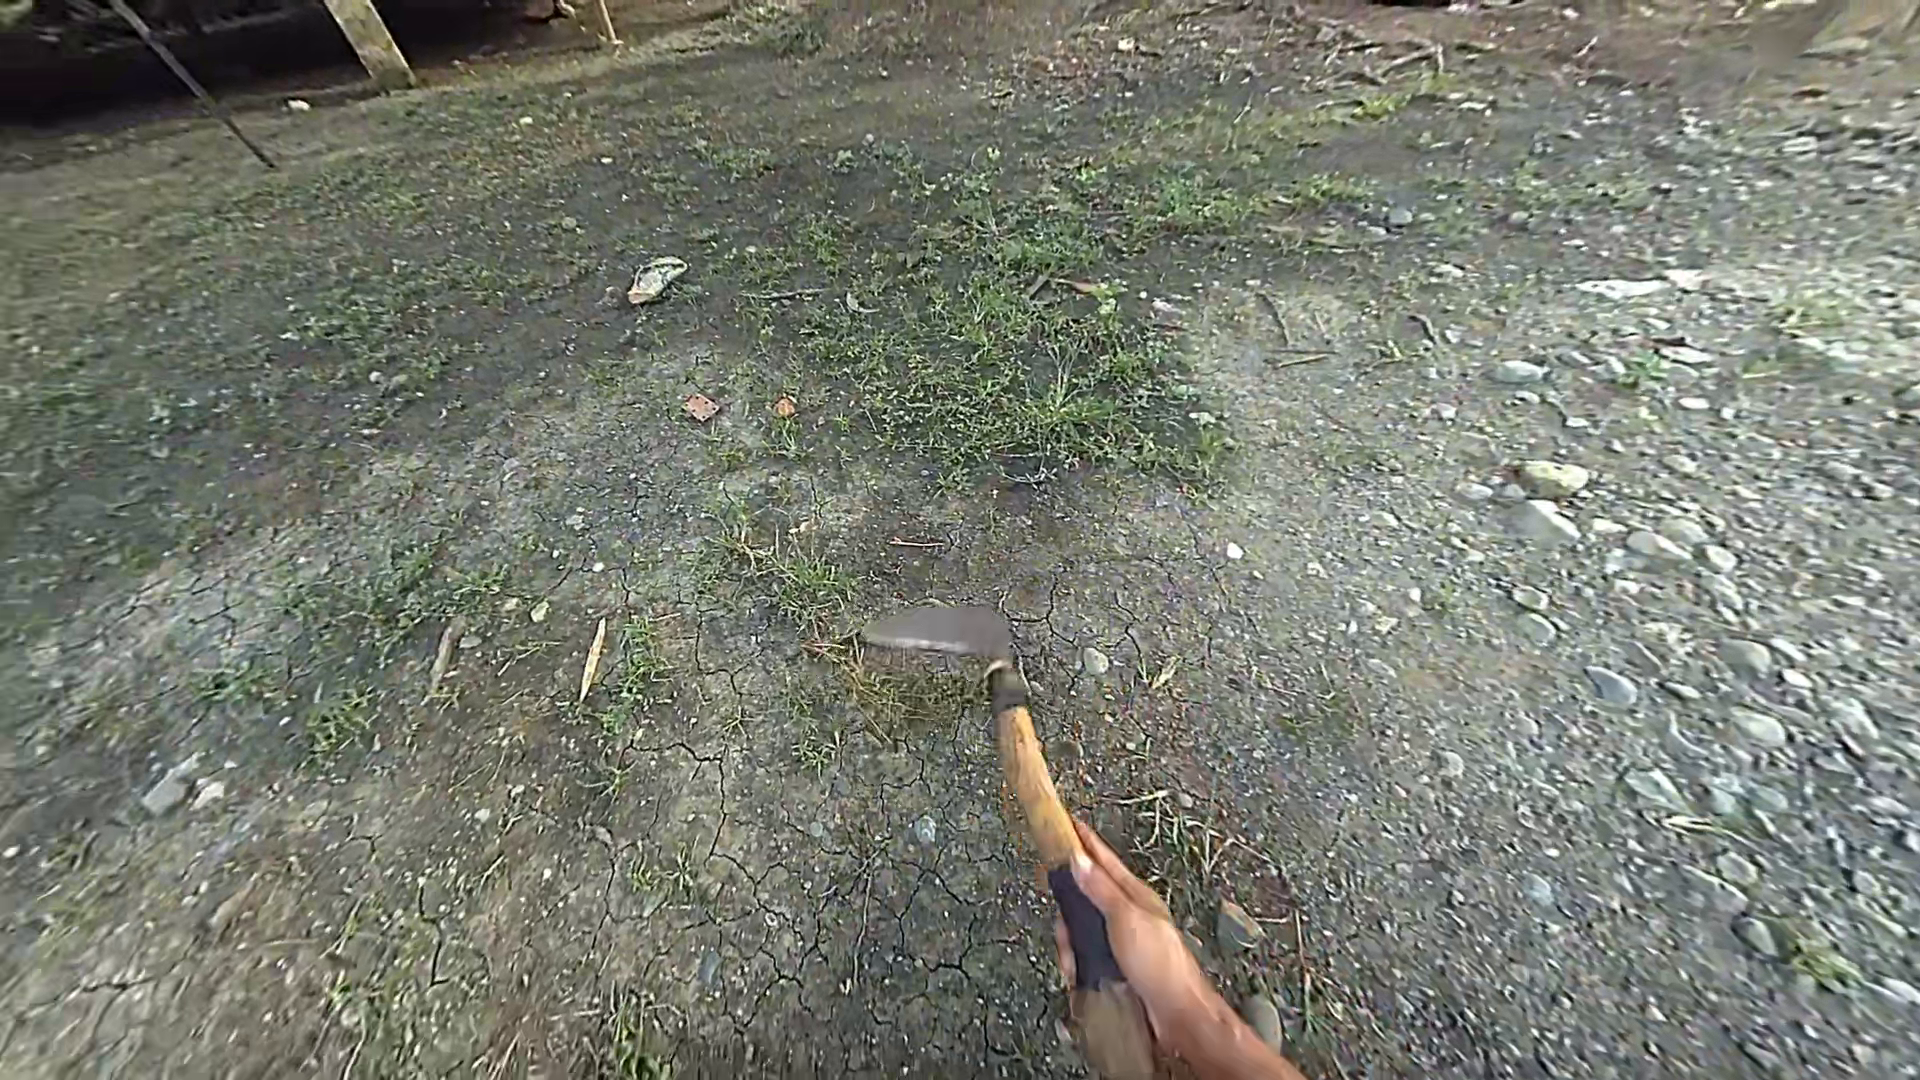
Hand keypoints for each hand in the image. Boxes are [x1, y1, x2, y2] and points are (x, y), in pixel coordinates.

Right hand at [1051, 819, 1234, 1060]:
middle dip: (1068, 910)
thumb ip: (1100, 888)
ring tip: (1073, 962)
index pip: (1102, 857)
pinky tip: (1078, 977)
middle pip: (1085, 895)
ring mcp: (1121, 939)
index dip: (1083, 839)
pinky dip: (1078, 964)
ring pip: (1082, 927)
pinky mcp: (1116, 965)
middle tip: (1063, 925)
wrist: (1181, 1019)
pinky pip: (1086, 954)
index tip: (1066, 822)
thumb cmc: (1161, 964)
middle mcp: (1126, 912)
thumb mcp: (1125, 919)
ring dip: (1072, 944)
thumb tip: (1077, 858)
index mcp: (1132, 892)